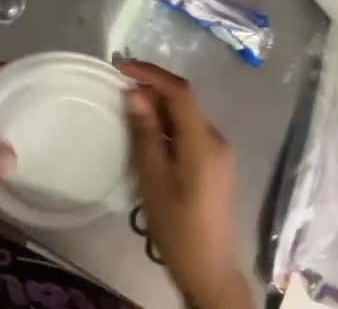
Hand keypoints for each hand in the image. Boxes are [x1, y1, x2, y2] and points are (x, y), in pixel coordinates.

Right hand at [121, 61, 250, 308]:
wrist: (208, 270)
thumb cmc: (177, 227)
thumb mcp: (153, 180)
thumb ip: (145, 133)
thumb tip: (134, 93)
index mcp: (204, 142)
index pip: (180, 92)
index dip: (151, 73)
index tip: (121, 67)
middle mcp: (216, 140)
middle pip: (183, 102)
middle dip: (152, 91)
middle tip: (119, 92)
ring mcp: (219, 153)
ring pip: (185, 117)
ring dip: (159, 110)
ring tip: (128, 114)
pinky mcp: (215, 165)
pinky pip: (189, 133)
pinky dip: (168, 127)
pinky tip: (148, 138)